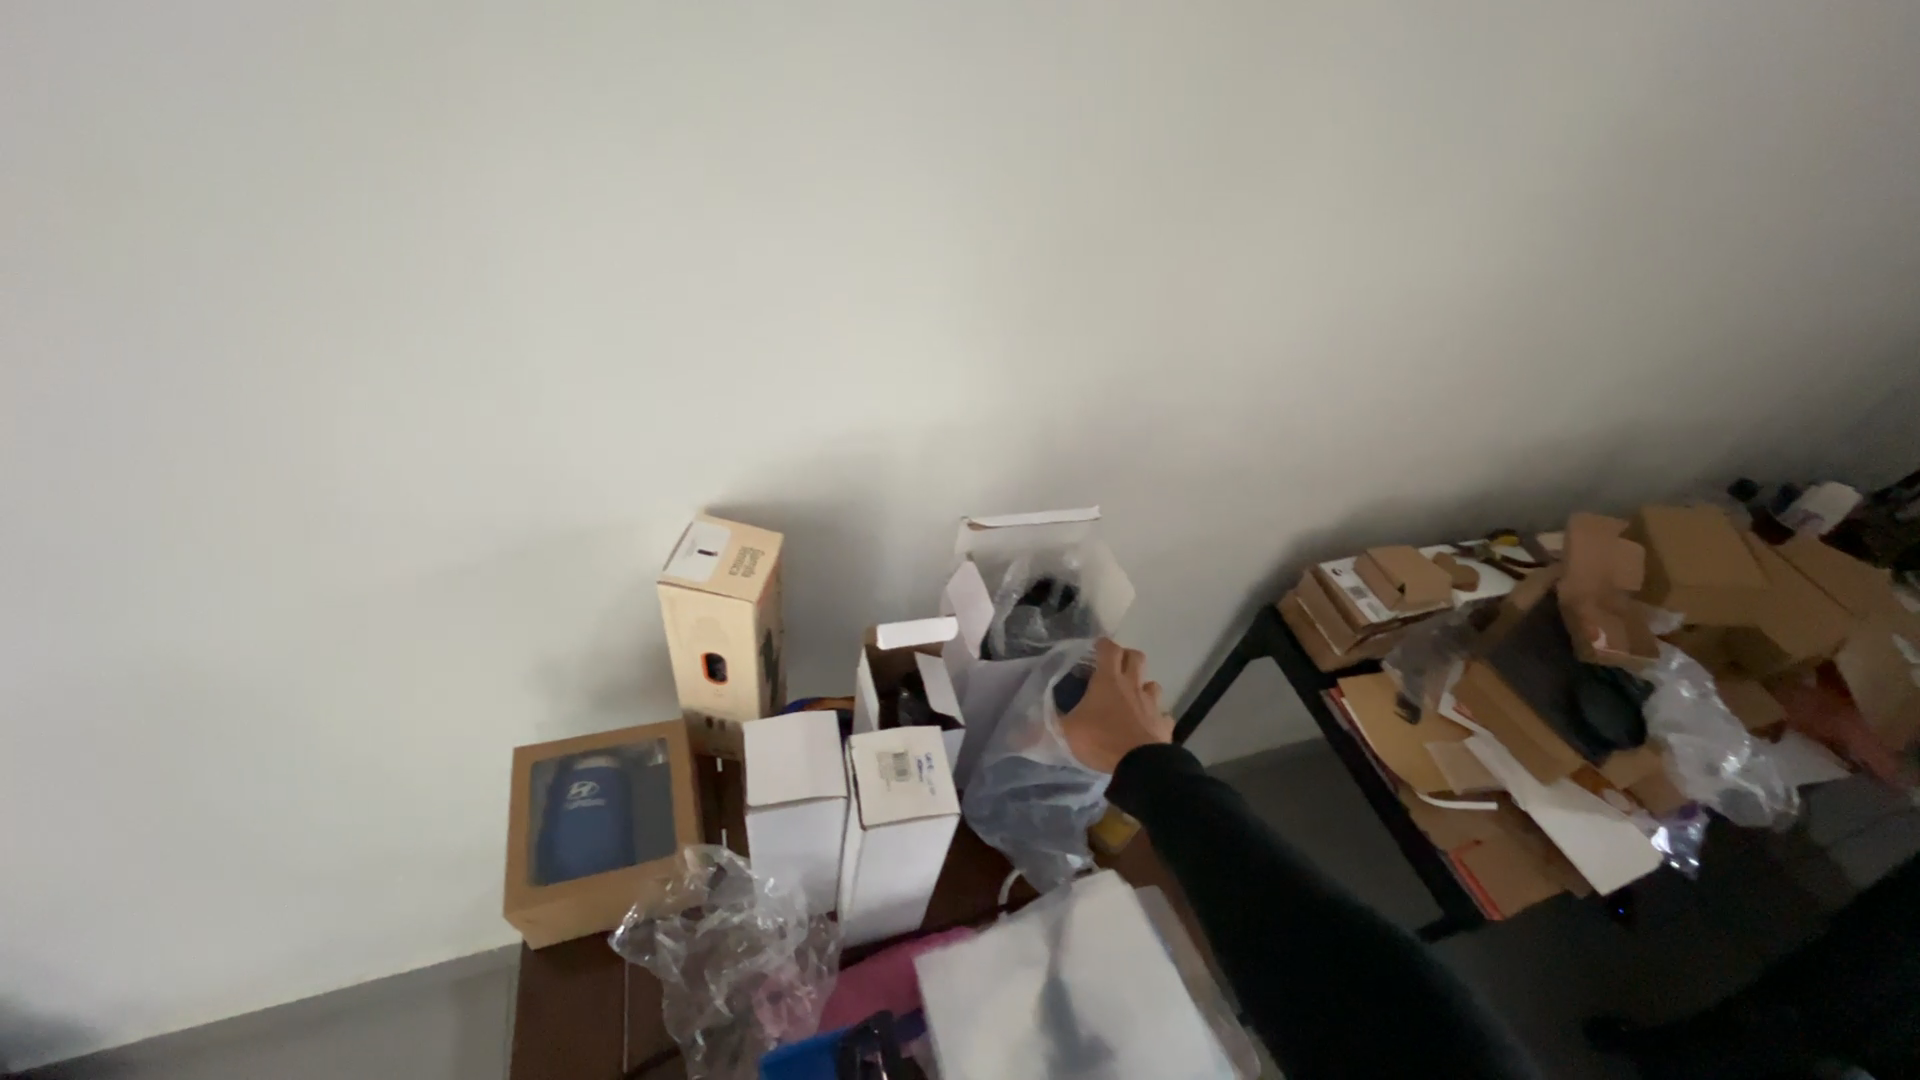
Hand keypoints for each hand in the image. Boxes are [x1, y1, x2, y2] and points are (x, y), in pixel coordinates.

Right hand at [1059, 638, 1173, 773]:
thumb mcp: (1066, 733)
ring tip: (1132, 698)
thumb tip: (1017, 733)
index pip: (1108, 649)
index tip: (1095, 649)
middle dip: (1126, 657)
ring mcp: (1152, 704)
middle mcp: (1132, 685)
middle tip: (1114, 668)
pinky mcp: (1164, 723)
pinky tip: (1147, 725)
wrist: (1140, 765)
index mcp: (1108, 680)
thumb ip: (1046, 727)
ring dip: (1143, 687)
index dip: (1102, 645)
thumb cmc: (1101, 740)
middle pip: (1136, 657)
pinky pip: (1162, 715)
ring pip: (1152, 685)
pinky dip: (1155, 717)